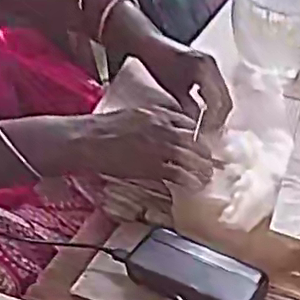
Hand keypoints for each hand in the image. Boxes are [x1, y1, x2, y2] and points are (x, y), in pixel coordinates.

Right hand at [62, 106, 214, 187]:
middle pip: (194, 140)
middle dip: (205, 154)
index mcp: (156, 113)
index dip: (198, 135)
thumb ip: (152, 123)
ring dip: (202, 169)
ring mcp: (158, 147)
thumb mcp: (133, 117)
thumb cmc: (105, 130)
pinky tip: (195, 185)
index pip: (188, 122)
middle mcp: (161, 128)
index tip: (202, 145)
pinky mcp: (153, 166)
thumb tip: (166, 134)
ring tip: (207, 177)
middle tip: (212, 164)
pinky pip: (179, 174)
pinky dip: (190, 181)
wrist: (87, 140)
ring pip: (191, 158)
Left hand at [138, 36, 232, 135]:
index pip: (216, 103)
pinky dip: (216, 107)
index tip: (204, 136)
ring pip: (225, 100)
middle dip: (218, 122)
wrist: (149, 44)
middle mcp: (212, 66)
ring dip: (218, 116)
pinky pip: (220, 94)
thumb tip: (199, 130)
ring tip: (209, 131)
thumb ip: (189, 109)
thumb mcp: (172, 91)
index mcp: (203, 68)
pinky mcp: (211, 70)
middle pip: (225, 103)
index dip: (211, 123)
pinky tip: (207, 117)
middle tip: (209, 138)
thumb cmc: (156, 65)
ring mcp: (213, 67)